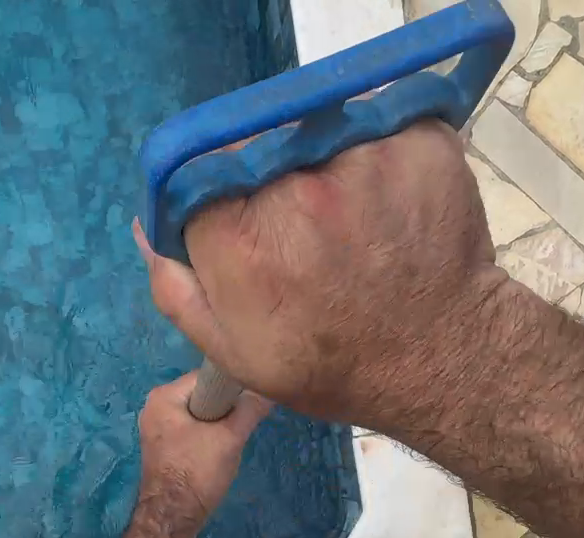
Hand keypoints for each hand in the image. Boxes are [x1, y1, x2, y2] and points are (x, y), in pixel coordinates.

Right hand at [134, 120, 513, 436]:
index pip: (199, 172)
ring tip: (348, 223)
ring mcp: (362, 156)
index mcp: (239, 238)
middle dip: (268, 183)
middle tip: (303, 233)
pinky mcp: (415, 139)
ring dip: (322, 168)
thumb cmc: (324, 366)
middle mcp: (294, 184)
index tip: (241, 225)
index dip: (217, 196)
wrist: (434, 360)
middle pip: (257, 148)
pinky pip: (375, 124)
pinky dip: (373, 156)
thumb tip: (149, 225)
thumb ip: (178, 288)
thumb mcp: (232, 351)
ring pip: (316, 133)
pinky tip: (385, 205)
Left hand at [136, 372, 272, 525]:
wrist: (173, 517)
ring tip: (232, 440)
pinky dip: (206, 437)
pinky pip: (190, 431)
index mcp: (163, 396)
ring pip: (199, 415)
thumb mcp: (230, 438)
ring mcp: (156, 429)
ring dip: (218, 425)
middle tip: (243, 424)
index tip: (251, 402)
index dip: (233, 387)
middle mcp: (154, 407)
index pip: (207, 377)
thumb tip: (269, 391)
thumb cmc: (197, 472)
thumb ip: (251, 410)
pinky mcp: (162, 448)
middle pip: (203, 395)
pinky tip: (218, 452)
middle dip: (225, 409)